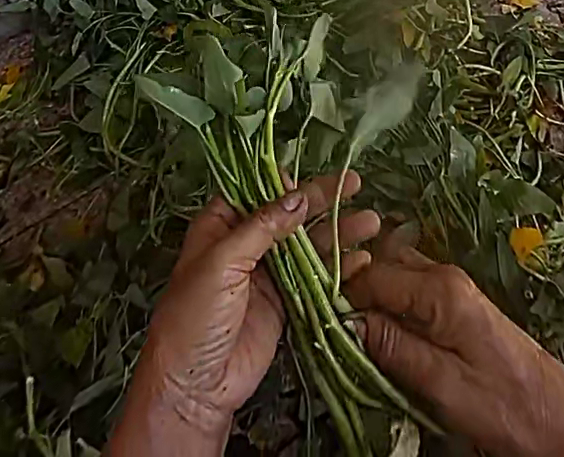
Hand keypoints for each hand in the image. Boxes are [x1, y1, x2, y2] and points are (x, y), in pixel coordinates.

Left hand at [108, 172, 380, 455]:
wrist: (192, 388)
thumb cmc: (193, 315)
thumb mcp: (222, 261)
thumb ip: (263, 227)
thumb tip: (298, 196)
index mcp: (223, 223)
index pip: (260, 189)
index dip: (287, 181)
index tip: (317, 175)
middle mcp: (248, 241)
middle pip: (291, 213)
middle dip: (322, 199)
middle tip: (354, 184)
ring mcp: (269, 272)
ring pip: (309, 244)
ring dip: (338, 231)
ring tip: (371, 221)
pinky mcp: (286, 303)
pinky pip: (317, 278)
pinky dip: (340, 268)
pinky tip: (362, 260)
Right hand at [349, 231, 563, 456]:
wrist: (561, 418)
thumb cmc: (506, 407)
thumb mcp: (445, 386)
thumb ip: (395, 349)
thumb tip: (348, 323)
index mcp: (440, 290)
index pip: (374, 276)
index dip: (344, 295)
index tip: (321, 319)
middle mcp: (443, 276)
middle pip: (383, 266)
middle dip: (356, 290)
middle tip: (337, 325)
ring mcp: (451, 286)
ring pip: (395, 274)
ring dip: (373, 296)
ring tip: (357, 331)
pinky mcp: (456, 302)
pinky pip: (411, 289)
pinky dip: (392, 304)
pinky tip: (385, 332)